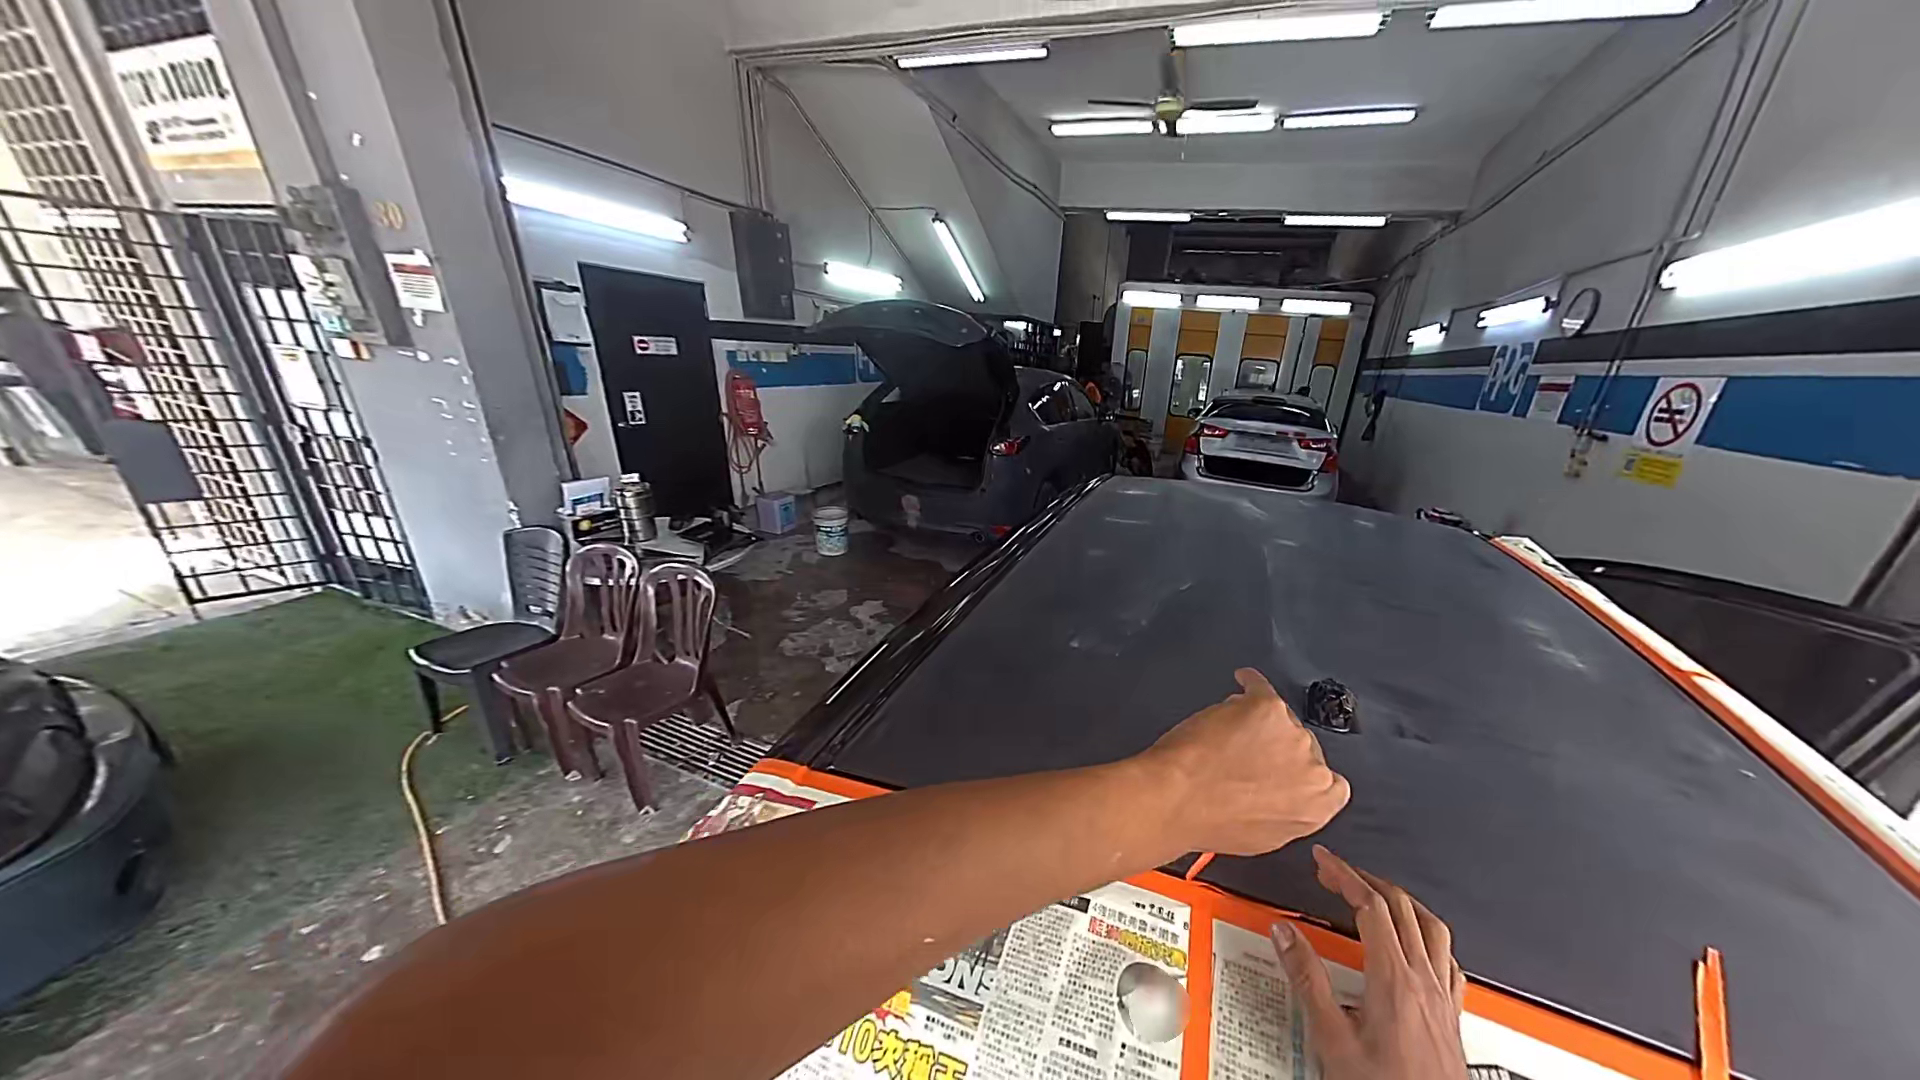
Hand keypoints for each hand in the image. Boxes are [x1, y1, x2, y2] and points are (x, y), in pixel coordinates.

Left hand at [1136, 668, 1349, 855]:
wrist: (1181, 799)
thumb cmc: (1210, 820)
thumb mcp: (1264, 833)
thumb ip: (1285, 809)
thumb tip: (1276, 793)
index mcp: (1317, 805)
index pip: (1326, 780)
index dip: (1299, 769)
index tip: (1280, 766)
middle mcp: (1313, 768)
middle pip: (1300, 744)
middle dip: (1274, 746)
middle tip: (1242, 750)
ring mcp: (1290, 734)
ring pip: (1278, 717)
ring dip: (1256, 720)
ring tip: (1224, 732)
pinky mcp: (1266, 707)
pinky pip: (1260, 686)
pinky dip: (1250, 682)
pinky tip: (1242, 680)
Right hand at [1271, 847, 1468, 1079]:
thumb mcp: (1332, 1037)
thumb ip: (1306, 979)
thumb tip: (1284, 932)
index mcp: (1394, 980)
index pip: (1370, 905)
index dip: (1344, 874)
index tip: (1323, 861)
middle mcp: (1425, 983)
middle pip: (1401, 907)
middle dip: (1364, 878)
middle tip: (1335, 872)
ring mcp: (1444, 998)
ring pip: (1432, 927)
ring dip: (1399, 899)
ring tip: (1375, 890)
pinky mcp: (1453, 1016)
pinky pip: (1448, 959)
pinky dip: (1427, 935)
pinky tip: (1416, 941)